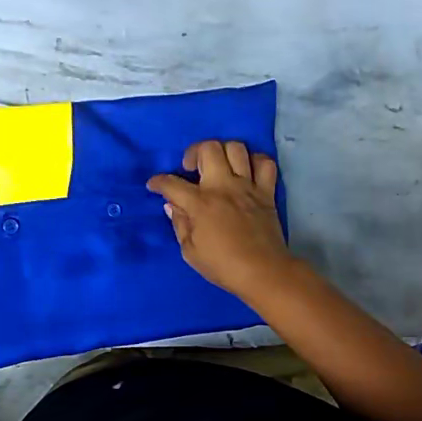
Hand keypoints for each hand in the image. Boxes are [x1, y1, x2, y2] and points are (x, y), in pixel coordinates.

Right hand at [146, 140, 293, 299]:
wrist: (262, 271)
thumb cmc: (222, 265)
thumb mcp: (190, 251)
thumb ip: (180, 224)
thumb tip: (172, 206)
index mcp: (200, 203)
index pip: (171, 183)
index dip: (158, 182)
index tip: (154, 185)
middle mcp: (223, 186)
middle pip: (208, 148)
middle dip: (194, 152)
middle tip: (191, 168)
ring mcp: (247, 186)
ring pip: (236, 148)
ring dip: (223, 152)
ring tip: (218, 167)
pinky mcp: (267, 191)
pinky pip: (264, 163)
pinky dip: (254, 162)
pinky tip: (245, 172)